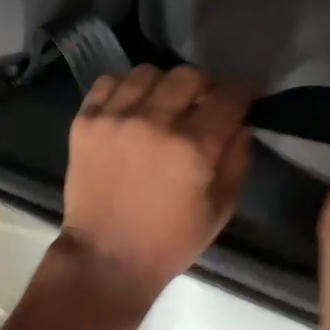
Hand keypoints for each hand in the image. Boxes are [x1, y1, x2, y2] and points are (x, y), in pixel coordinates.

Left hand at [58, 66, 254, 300]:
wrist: (105, 257)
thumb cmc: (168, 242)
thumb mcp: (219, 210)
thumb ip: (236, 162)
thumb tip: (242, 125)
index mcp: (192, 148)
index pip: (227, 98)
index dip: (242, 92)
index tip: (244, 95)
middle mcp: (153, 122)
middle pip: (188, 75)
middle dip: (205, 85)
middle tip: (204, 100)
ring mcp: (114, 118)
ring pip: (147, 72)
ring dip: (164, 84)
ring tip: (164, 102)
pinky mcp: (85, 120)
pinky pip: (109, 82)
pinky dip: (125, 87)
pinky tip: (131, 105)